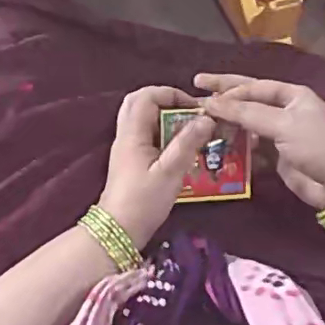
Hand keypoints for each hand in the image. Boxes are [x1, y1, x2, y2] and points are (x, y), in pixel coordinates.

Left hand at [99, 86, 213, 248]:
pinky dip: (161, 134)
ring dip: (165, 118)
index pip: (145, 96)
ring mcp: (126, 149)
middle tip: (189, 113)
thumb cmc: (144, 201)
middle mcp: (125, 136)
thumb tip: (206, 118)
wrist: (119, 230)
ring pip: (142, 120)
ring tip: (188, 130)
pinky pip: (145, 136)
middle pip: (139, 103)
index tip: (193, 107)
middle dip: (166, 102)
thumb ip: (188, 142)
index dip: (170, 94)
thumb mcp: (170, 172)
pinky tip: (180, 148)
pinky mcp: (130, 161)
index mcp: (132, 134)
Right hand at [195, 74, 324, 209]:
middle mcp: (284, 111)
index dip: (226, 87)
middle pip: (247, 101)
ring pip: (245, 125)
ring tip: (200, 124)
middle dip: (222, 99)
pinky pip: (249, 147)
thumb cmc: (318, 145)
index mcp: (291, 95)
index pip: (252, 86)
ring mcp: (279, 134)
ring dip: (225, 125)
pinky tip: (216, 146)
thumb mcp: (283, 124)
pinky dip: (234, 147)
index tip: (200, 88)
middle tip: (193, 94)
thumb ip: (246, 113)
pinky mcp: (275, 157)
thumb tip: (211, 103)